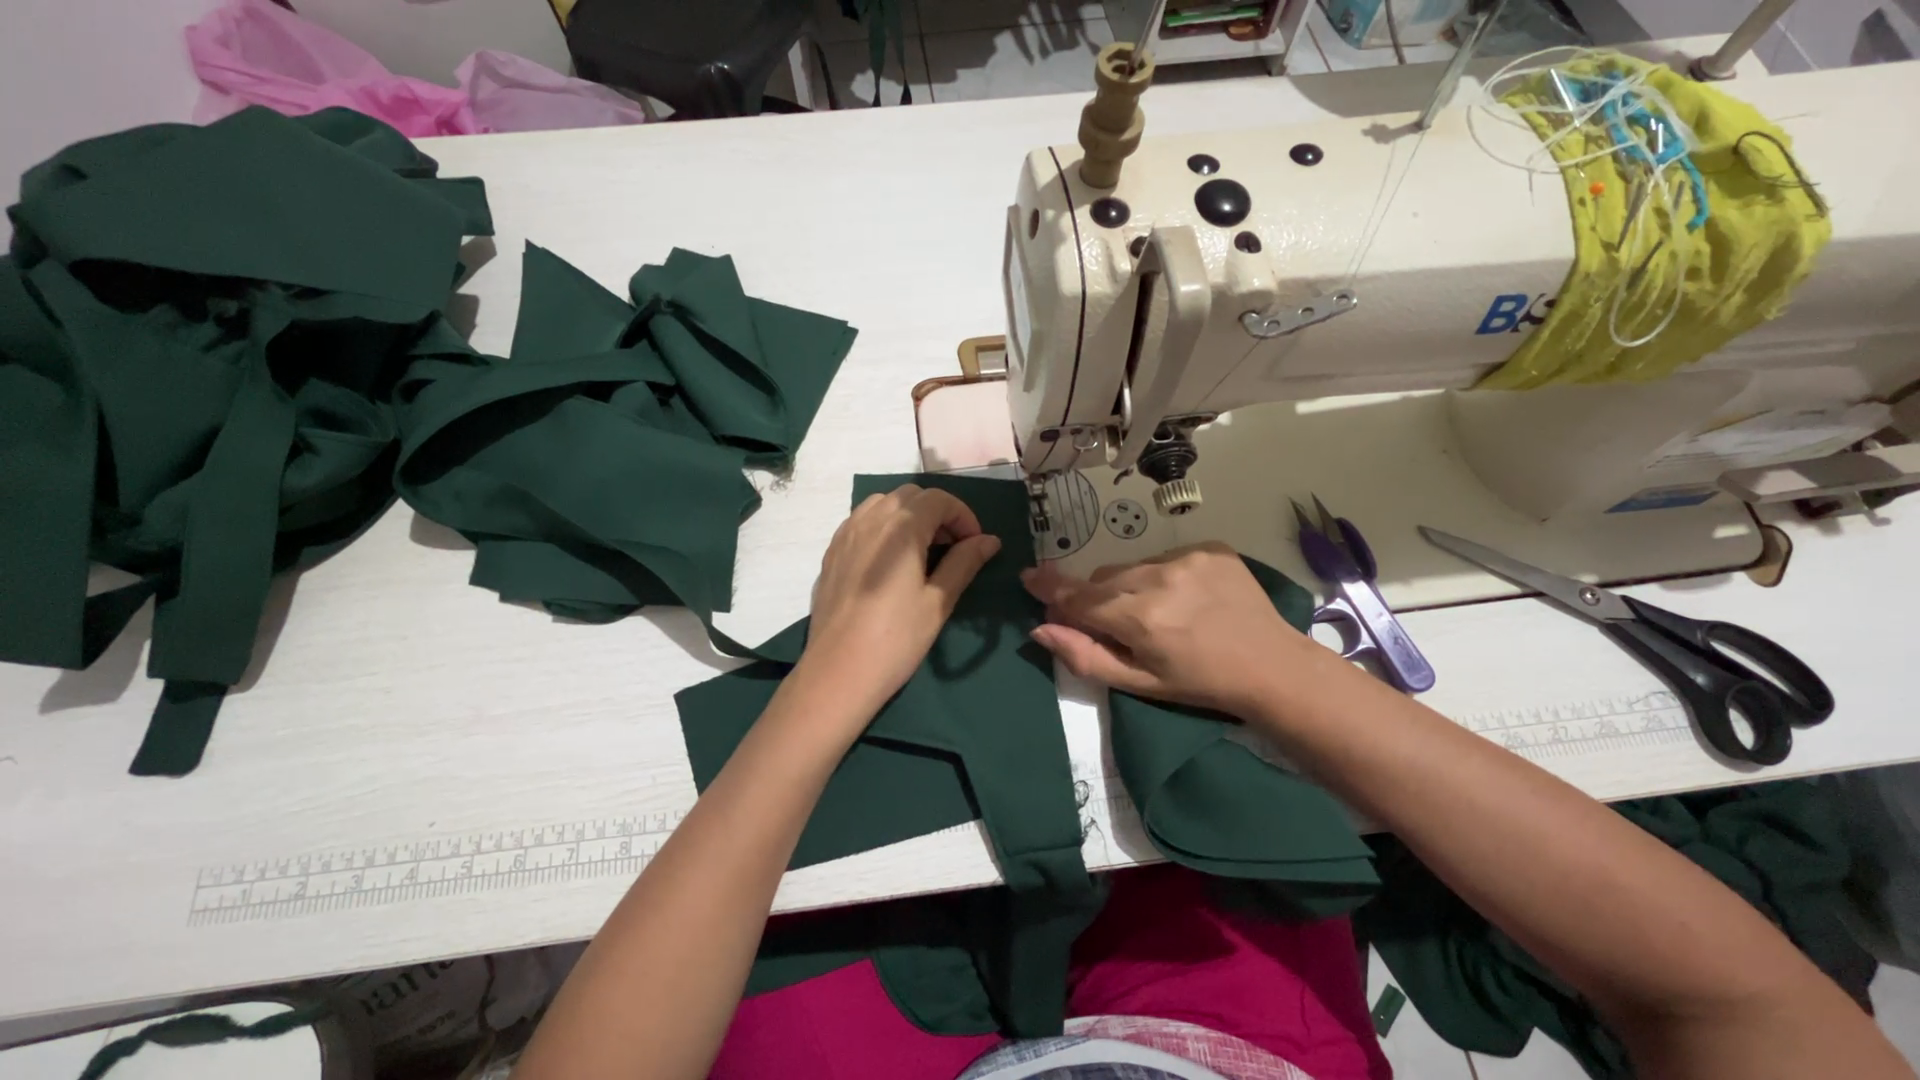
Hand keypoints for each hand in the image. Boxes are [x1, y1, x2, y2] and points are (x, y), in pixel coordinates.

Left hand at [799, 484, 1002, 713]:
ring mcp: (845, 535)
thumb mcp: (938, 602)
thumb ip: (964, 563)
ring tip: (923, 552)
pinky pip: (861, 522)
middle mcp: (869, 520)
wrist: (837, 673)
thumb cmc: (896, 639)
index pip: (938, 499)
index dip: (964, 516)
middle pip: (910, 496)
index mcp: (900, 527)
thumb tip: (988, 540)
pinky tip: (891, 562)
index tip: (976, 545)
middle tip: (953, 548)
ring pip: (882, 504)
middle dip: (938, 513)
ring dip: (909, 517)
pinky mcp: (831, 553)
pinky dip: (884, 528)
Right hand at [1021, 542, 1315, 714]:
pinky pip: (1166, 556)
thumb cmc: (1200, 683)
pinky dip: (1164, 574)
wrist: (1270, 665)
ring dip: (1131, 584)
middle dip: (1097, 596)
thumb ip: (1085, 656)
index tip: (1029, 577)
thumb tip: (1040, 629)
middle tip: (1114, 621)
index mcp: (1139, 617)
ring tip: (1159, 612)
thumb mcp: (1140, 682)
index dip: (1051, 589)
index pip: (1078, 597)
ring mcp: (1187, 558)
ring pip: (1133, 566)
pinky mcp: (1210, 547)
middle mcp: (1158, 578)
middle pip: (1103, 578)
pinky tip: (1185, 597)